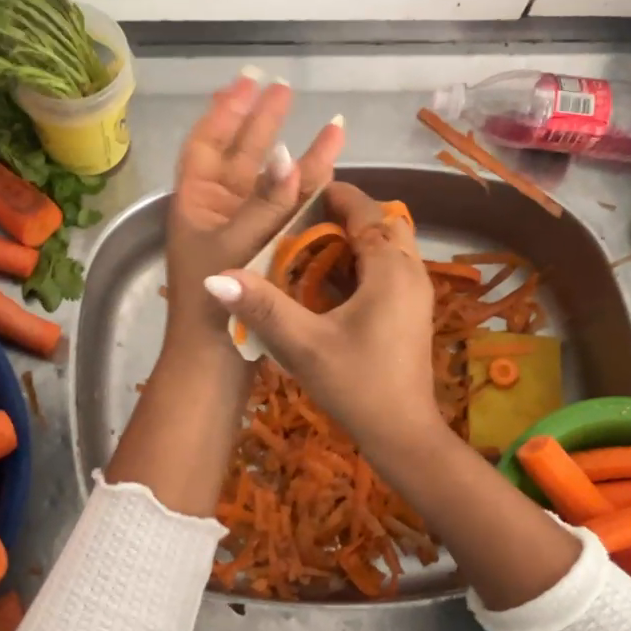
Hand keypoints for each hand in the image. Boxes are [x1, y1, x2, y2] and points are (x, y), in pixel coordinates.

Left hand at [164, 69, 341, 351]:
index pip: (206, 144)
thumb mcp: (237, 246)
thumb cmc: (213, 302)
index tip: (246, 83)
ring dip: (294, 152)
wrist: (215, 361)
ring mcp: (242, 229)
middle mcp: (216, 210)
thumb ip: (266, 203)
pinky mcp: (265, 249)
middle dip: (263, 123)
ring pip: (270, 181)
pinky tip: (327, 170)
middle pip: (240, 155)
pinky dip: (306, 190)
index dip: (225, 111)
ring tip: (325, 122)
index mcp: (195, 203)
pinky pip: (287, 209)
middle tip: (284, 90)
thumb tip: (289, 157)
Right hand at [203, 183, 443, 449]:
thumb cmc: (357, 385)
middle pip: (382, 222)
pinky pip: (390, 270)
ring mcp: (417, 292)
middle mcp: (412, 270)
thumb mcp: (304, 345)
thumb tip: (213, 277)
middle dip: (343, 218)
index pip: (365, 209)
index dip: (331, 196)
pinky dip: (363, 265)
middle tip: (299, 228)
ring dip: (354, 241)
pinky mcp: (413, 312)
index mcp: (390, 267)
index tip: (293, 197)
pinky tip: (329, 288)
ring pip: (389, 246)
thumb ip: (262, 306)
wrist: (403, 434)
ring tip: (309, 252)